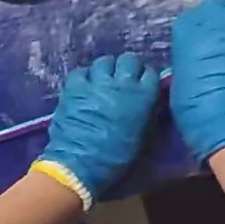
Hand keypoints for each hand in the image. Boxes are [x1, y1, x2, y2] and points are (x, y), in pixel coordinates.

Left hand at [34, 52, 162, 208]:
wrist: (80, 163)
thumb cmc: (116, 156)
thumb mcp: (143, 135)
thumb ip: (148, 113)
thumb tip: (149, 103)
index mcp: (143, 96)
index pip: (150, 72)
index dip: (145, 77)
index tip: (141, 84)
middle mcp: (121, 84)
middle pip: (128, 60)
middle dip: (127, 67)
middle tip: (121, 79)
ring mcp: (95, 83)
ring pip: (104, 61)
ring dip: (105, 70)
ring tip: (101, 81)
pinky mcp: (73, 87)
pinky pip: (80, 72)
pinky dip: (84, 77)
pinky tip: (84, 86)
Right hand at [169, 0, 224, 164]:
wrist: (222, 109)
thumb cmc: (191, 100)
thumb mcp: (179, 74)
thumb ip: (188, 56)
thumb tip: (196, 54)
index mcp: (183, 28)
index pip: (192, 16)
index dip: (200, 26)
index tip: (204, 38)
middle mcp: (209, 16)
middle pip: (219, 4)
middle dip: (224, 15)